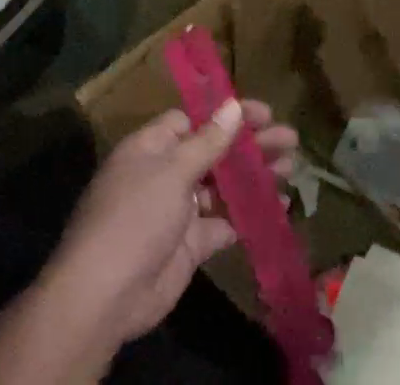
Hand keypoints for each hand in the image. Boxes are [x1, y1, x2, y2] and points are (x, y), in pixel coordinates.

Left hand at [44, 99, 299, 352]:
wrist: (107, 293)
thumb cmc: (135, 218)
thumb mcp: (171, 172)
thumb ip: (207, 141)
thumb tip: (233, 105)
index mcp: (150, 148)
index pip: (191, 120)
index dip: (226, 115)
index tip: (263, 113)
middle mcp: (164, 174)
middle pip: (212, 151)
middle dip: (250, 145)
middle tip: (290, 139)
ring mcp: (178, 210)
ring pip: (222, 187)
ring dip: (254, 177)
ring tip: (292, 169)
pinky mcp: (190, 244)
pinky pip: (224, 222)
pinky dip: (248, 215)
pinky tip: (278, 207)